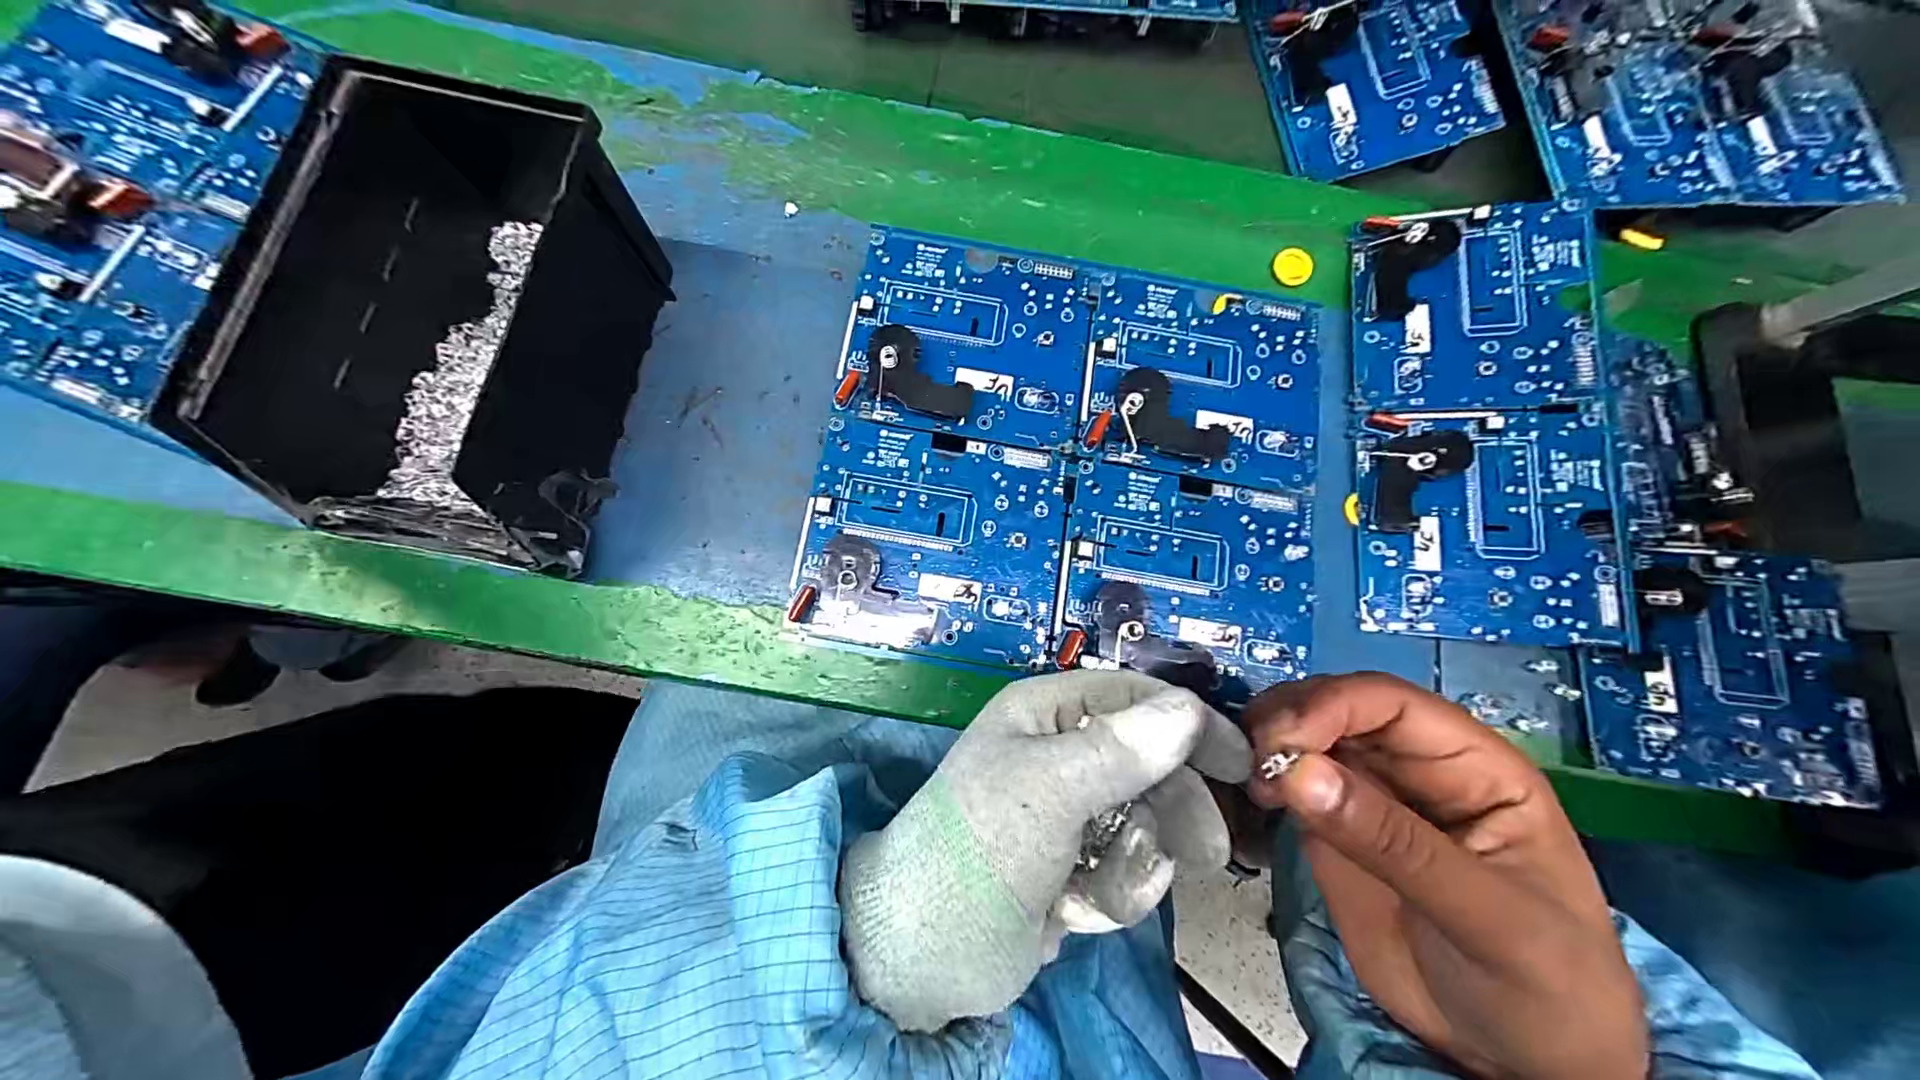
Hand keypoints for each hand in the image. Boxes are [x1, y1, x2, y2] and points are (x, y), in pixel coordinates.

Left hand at [840, 670, 1251, 1031]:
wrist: (926, 950)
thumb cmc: (981, 848)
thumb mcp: (1049, 789)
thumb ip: (1120, 751)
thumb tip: (1188, 709)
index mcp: (1044, 713)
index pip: (1133, 698)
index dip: (1187, 724)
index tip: (1237, 763)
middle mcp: (1059, 752)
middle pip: (1150, 764)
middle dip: (1171, 811)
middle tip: (1207, 852)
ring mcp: (1069, 812)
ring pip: (1146, 823)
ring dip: (1133, 863)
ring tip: (1099, 888)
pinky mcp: (1075, 862)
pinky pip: (1126, 867)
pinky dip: (1111, 893)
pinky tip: (1073, 910)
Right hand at [1245, 673, 1646, 1079]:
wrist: (1517, 1062)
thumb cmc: (1544, 987)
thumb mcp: (1490, 919)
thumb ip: (1395, 844)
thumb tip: (1298, 772)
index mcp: (1471, 764)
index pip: (1388, 703)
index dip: (1329, 706)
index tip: (1280, 742)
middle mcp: (1410, 764)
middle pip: (1332, 706)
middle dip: (1285, 720)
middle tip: (1252, 760)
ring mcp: (1364, 793)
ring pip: (1300, 735)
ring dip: (1264, 742)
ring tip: (1249, 782)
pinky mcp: (1328, 826)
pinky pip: (1285, 782)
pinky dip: (1257, 778)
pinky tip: (1247, 797)